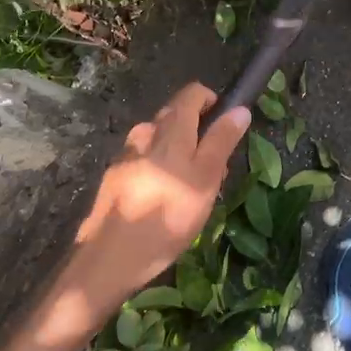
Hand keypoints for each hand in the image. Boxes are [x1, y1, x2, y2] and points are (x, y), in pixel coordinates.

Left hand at [70, 82, 249, 306]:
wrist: (110, 258)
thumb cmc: (168, 214)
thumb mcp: (207, 178)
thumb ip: (222, 140)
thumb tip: (240, 108)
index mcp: (170, 126)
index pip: (193, 92)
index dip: (212, 102)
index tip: (225, 128)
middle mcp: (145, 131)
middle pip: (176, 117)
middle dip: (198, 134)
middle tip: (214, 171)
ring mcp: (126, 155)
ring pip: (159, 142)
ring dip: (178, 155)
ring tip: (190, 192)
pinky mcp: (113, 179)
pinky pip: (144, 162)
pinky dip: (158, 172)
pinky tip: (162, 204)